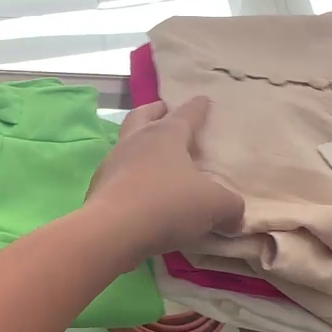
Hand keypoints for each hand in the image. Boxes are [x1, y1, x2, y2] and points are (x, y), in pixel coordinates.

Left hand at [86, 97, 242, 255]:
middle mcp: (135, 142)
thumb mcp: (214, 206)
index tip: (203, 100)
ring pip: (125, 144)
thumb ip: (229, 207)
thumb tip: (234, 217)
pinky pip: (116, 176)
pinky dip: (127, 177)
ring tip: (151, 156)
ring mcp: (111, 165)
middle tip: (163, 110)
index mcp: (165, 135)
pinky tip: (136, 191)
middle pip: (142, 116)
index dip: (198, 107)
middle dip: (155, 111)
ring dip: (137, 145)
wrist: (112, 232)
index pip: (186, 114)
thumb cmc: (167, 205)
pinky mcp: (97, 190)